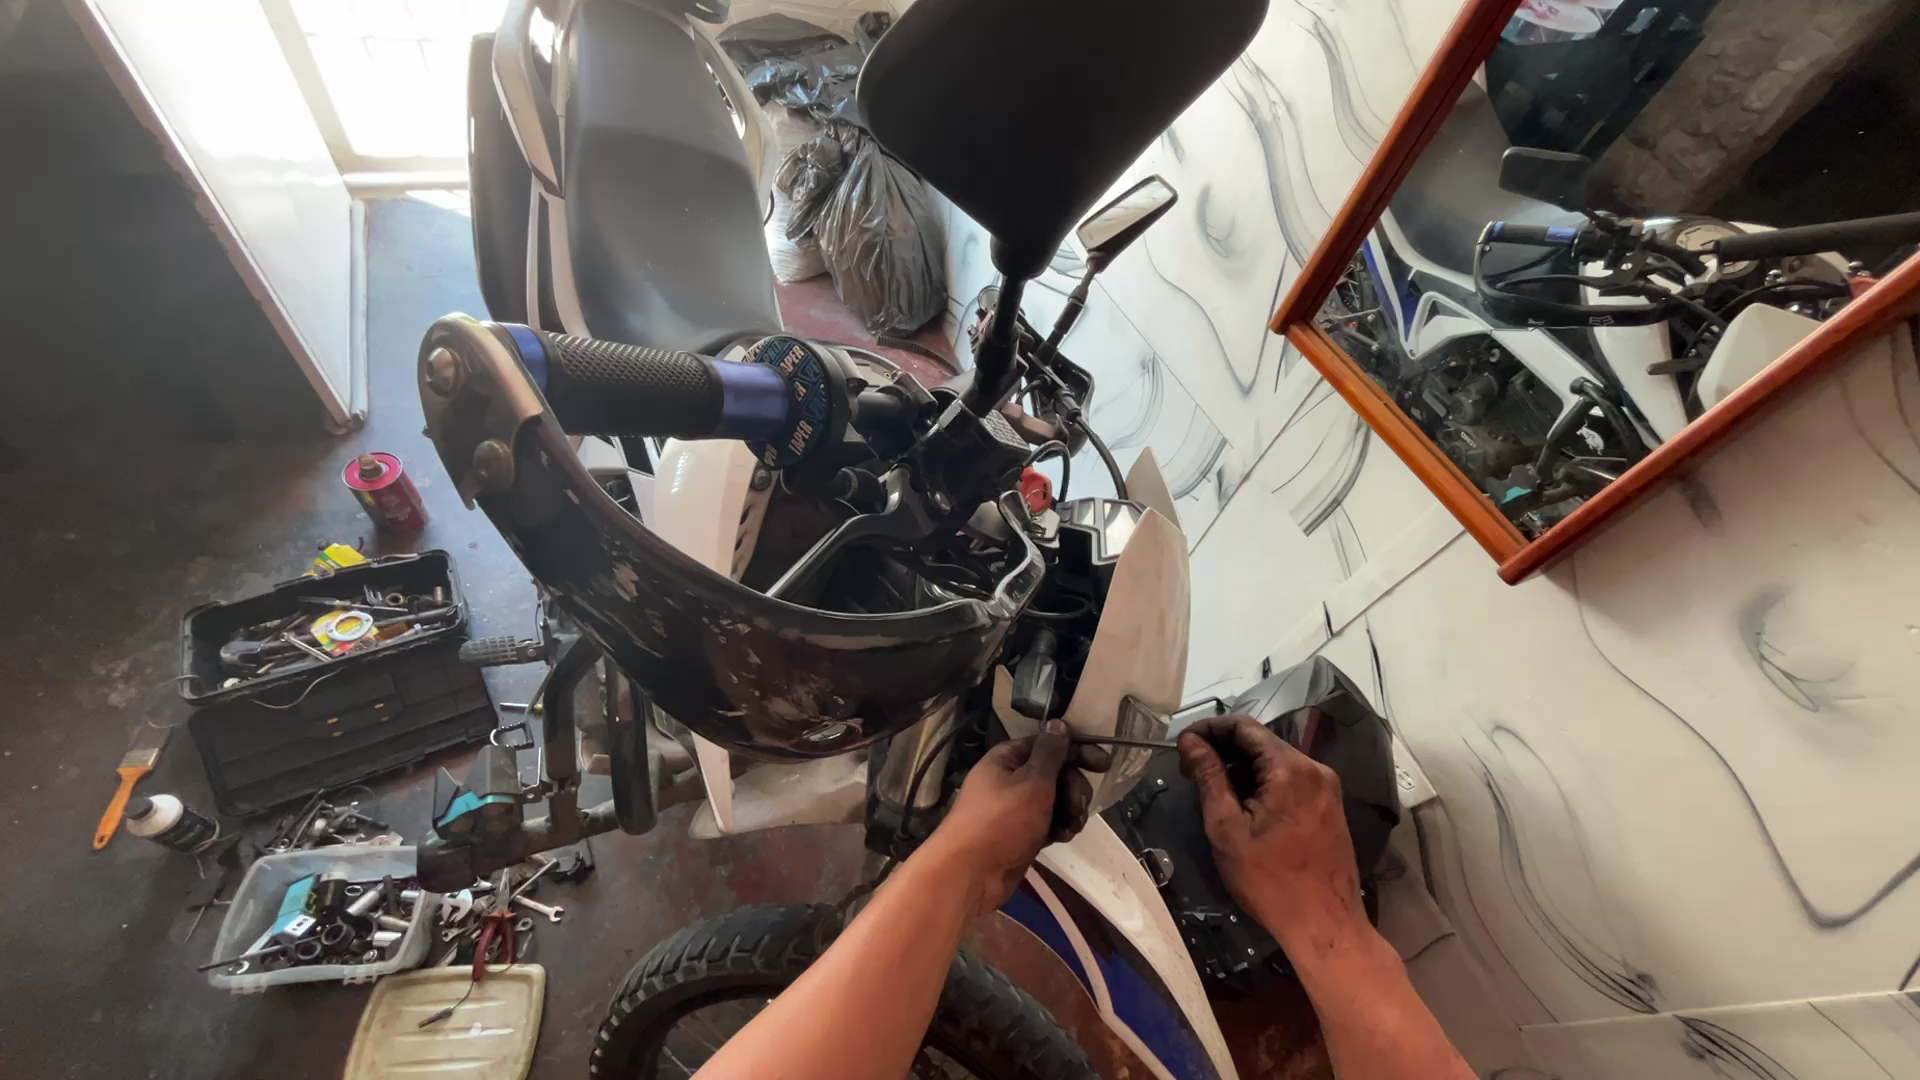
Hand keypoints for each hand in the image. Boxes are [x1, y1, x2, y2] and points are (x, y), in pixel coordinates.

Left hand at [924, 720, 1110, 914]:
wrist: (971, 873)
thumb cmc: (1002, 821)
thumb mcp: (1032, 782)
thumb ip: (1050, 753)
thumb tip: (1058, 722)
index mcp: (1008, 757)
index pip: (1048, 744)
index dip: (1077, 751)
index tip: (1104, 764)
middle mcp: (1010, 778)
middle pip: (1054, 772)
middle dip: (1073, 787)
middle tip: (1079, 806)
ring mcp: (1015, 807)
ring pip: (1054, 799)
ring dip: (1069, 809)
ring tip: (1072, 826)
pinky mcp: (1021, 832)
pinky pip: (1048, 821)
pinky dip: (1058, 826)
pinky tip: (1063, 837)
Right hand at [1177, 715, 1364, 952]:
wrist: (1326, 927)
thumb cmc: (1269, 880)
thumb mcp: (1226, 827)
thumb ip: (1209, 776)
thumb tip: (1190, 741)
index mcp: (1290, 768)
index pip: (1243, 726)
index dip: (1208, 729)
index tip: (1183, 746)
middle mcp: (1314, 768)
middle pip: (1260, 741)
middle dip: (1222, 749)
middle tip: (1191, 771)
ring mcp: (1326, 788)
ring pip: (1273, 760)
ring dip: (1240, 767)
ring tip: (1211, 791)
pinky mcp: (1328, 806)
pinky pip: (1288, 779)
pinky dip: (1261, 782)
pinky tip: (1241, 804)